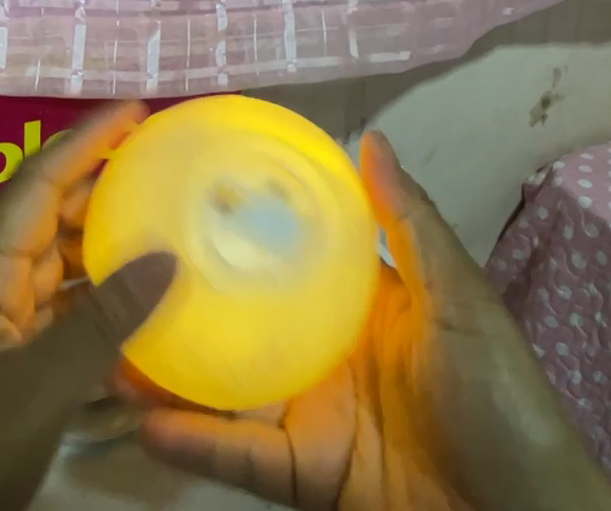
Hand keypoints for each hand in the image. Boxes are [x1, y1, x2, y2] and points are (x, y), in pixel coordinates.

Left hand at [0, 102, 175, 509]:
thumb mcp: (31, 393)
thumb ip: (100, 325)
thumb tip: (167, 256)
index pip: (39, 183)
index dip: (85, 140)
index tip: (136, 111)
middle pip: (55, 212)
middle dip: (105, 179)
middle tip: (168, 161)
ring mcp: (5, 321)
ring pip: (65, 260)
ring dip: (111, 237)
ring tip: (170, 217)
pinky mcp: (15, 357)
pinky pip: (68, 309)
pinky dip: (106, 297)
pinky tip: (147, 300)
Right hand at [137, 132, 610, 510]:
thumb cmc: (498, 393)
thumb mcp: (456, 298)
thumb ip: (409, 224)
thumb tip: (370, 138)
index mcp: (358, 303)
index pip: (293, 253)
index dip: (248, 224)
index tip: (192, 191)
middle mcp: (323, 349)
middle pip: (244, 318)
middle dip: (190, 300)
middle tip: (130, 273)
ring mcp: (308, 411)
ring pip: (226, 386)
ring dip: (171, 375)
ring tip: (112, 352)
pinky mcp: (304, 473)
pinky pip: (242, 454)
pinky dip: (197, 443)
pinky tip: (148, 426)